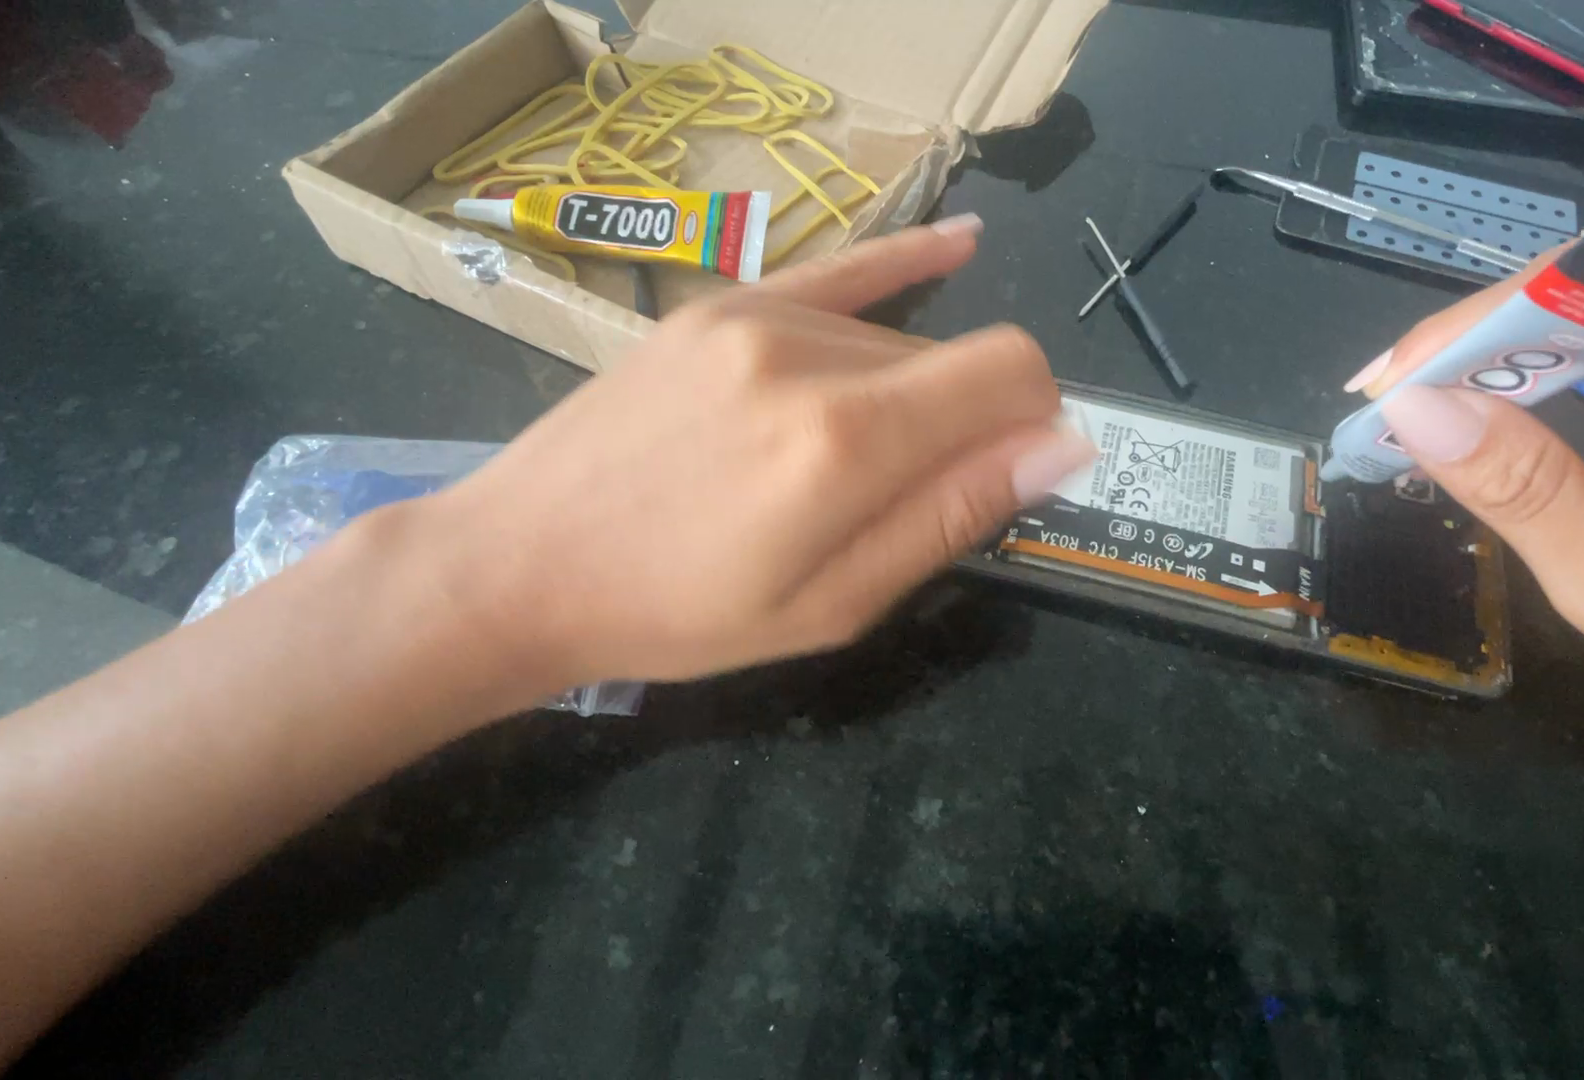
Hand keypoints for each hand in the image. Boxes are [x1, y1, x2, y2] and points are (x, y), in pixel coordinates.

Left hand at [429, 218, 1095, 687]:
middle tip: (908, 494)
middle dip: (965, 422)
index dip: (1038, 418)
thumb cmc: (684, 614)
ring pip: (898, 338)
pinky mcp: (719, 301)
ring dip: (910, 394)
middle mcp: (808, 354)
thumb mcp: (832, 606)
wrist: (523, 564)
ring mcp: (756, 312)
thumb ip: (950, 515)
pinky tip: (959, 246)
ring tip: (843, 460)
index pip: (1009, 374)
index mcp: (844, 442)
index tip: (1019, 468)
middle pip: (953, 361)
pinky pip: (841, 268)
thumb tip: (1060, 446)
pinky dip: (906, 267)